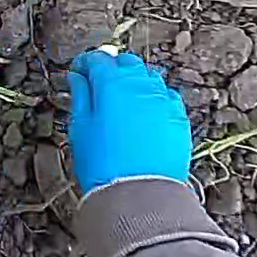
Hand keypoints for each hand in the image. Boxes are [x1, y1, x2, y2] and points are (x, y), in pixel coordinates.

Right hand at [66, 51, 192, 195]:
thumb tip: (78, 77)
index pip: (97, 59)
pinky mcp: (178, 117)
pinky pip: (167, 96)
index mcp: (112, 83)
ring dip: (134, 82)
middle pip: (126, 62)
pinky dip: (155, 99)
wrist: (139, 196)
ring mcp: (163, 99)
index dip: (85, 63)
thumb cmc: (103, 164)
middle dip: (112, 69)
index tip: (79, 72)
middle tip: (100, 86)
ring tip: (123, 102)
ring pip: (148, 76)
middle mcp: (141, 84)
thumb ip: (80, 95)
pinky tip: (145, 114)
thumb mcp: (80, 127)